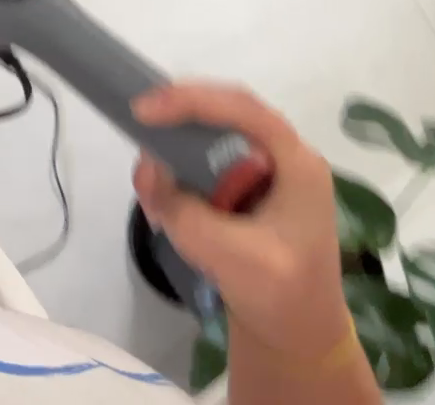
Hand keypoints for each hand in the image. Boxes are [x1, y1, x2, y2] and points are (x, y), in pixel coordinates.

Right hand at [131, 84, 350, 359]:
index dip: (193, 100)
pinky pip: (199, 159)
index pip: (244, 109)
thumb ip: (184, 212)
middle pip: (223, 110)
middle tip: (138, 122)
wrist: (295, 333)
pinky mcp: (240, 183)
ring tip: (153, 190)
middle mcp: (280, 155)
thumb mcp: (232, 258)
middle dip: (178, 115)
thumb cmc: (280, 294)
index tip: (145, 110)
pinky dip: (174, 172)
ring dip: (172, 148)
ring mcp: (261, 169)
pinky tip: (163, 203)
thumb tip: (146, 168)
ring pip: (207, 133)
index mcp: (296, 165)